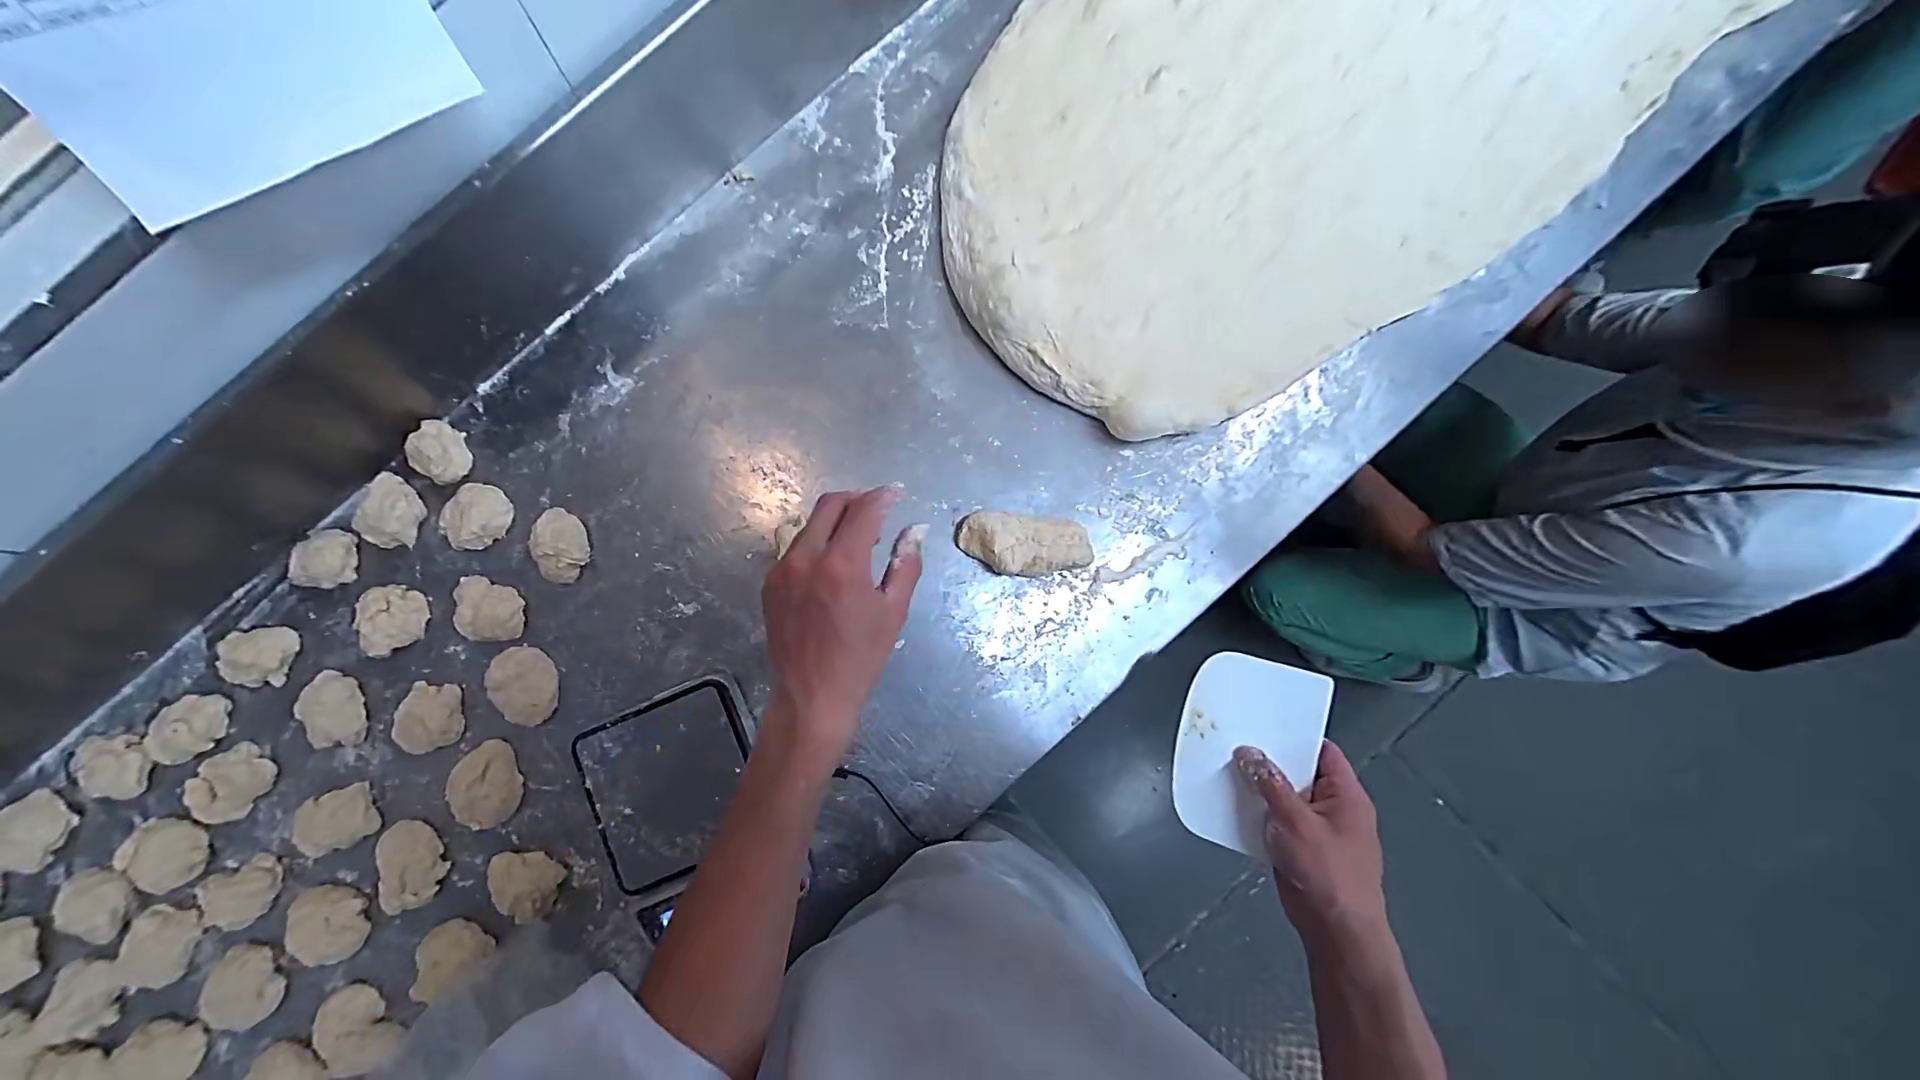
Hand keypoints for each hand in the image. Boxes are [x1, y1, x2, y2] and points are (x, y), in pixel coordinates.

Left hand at [761, 487, 924, 765]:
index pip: (864, 511)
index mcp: (841, 565)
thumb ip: (906, 564)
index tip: (896, 493)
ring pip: (810, 525)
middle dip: (856, 499)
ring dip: (836, 521)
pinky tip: (833, 564)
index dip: (883, 496)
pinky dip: (818, 543)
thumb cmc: (861, 658)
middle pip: (829, 505)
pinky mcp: (770, 584)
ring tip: (859, 540)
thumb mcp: (893, 611)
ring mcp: (782, 570)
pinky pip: (796, 548)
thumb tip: (915, 530)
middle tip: (877, 508)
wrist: (812, 696)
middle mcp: (805, 558)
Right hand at [1234, 741, 1386, 941]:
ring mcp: (1318, 829)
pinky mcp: (1302, 847)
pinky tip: (1236, 808)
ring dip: (1261, 791)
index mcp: (1346, 795)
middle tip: (1237, 748)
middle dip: (1270, 763)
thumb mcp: (1295, 820)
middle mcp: (1334, 807)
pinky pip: (1278, 820)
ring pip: (1285, 798)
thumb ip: (1270, 783)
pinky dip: (1260, 814)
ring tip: (1230, 773)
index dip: (1293, 737)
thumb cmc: (1327, 874)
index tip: (1262, 727)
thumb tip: (1250, 754)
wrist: (1337, 932)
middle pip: (1299, 773)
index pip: (1321, 751)